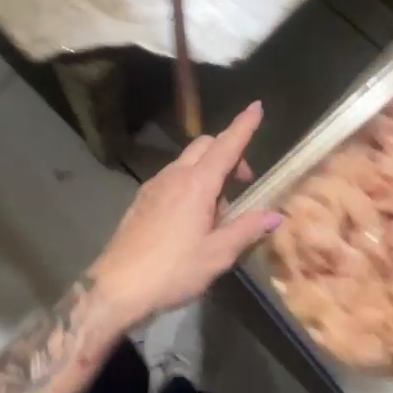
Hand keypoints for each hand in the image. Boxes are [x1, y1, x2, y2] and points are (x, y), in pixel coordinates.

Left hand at [86, 102, 280, 329]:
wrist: (117, 286)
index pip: (226, 145)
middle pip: (205, 146)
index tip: (256, 106)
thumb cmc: (172, 270)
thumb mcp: (217, 255)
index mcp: (196, 184)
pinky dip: (191, 184)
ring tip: (218, 214)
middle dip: (228, 152)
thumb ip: (246, 229)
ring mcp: (154, 185)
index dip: (243, 126)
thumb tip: (274, 214)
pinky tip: (193, 220)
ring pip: (188, 163)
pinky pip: (173, 179)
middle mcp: (174, 176)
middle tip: (244, 184)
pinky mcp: (143, 199)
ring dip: (209, 173)